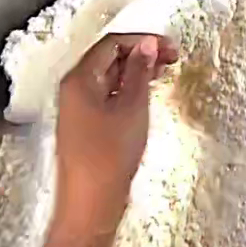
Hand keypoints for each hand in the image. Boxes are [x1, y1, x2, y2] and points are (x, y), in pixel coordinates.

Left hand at [53, 34, 176, 238]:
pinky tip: (146, 92)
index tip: (171, 49)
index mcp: (80, 79)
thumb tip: (147, 44)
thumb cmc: (111, 154)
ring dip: (136, 69)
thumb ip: (139, 71)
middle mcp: (73, 88)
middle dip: (141, 52)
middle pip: (109, 56)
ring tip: (163, 72)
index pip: (112, 43)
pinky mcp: (84, 122)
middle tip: (172, 58)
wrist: (90, 205)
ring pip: (109, 75)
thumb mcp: (132, 107)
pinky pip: (107, 92)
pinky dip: (128, 87)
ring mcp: (77, 106)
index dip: (143, 41)